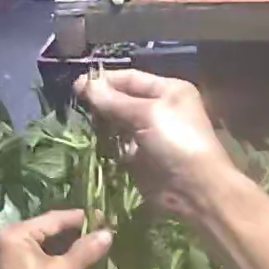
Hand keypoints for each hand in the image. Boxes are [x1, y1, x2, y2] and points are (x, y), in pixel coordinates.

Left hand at [0, 209, 111, 268]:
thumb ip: (86, 249)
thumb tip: (108, 232)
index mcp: (15, 234)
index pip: (55, 218)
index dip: (82, 218)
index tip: (107, 218)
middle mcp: (6, 243)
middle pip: (48, 232)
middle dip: (76, 235)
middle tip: (104, 234)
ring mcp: (7, 262)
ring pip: (45, 248)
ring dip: (69, 250)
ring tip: (96, 249)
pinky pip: (39, 262)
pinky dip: (58, 262)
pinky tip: (78, 265)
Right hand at [73, 69, 240, 216]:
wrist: (194, 189)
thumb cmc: (177, 143)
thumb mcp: (147, 114)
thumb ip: (114, 101)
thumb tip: (86, 83)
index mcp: (167, 90)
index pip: (130, 78)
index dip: (104, 80)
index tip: (77, 85)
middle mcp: (158, 109)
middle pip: (122, 100)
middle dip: (100, 101)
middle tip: (74, 104)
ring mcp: (148, 134)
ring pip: (116, 123)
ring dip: (100, 123)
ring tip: (78, 122)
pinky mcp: (139, 158)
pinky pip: (116, 145)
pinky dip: (104, 144)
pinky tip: (89, 141)